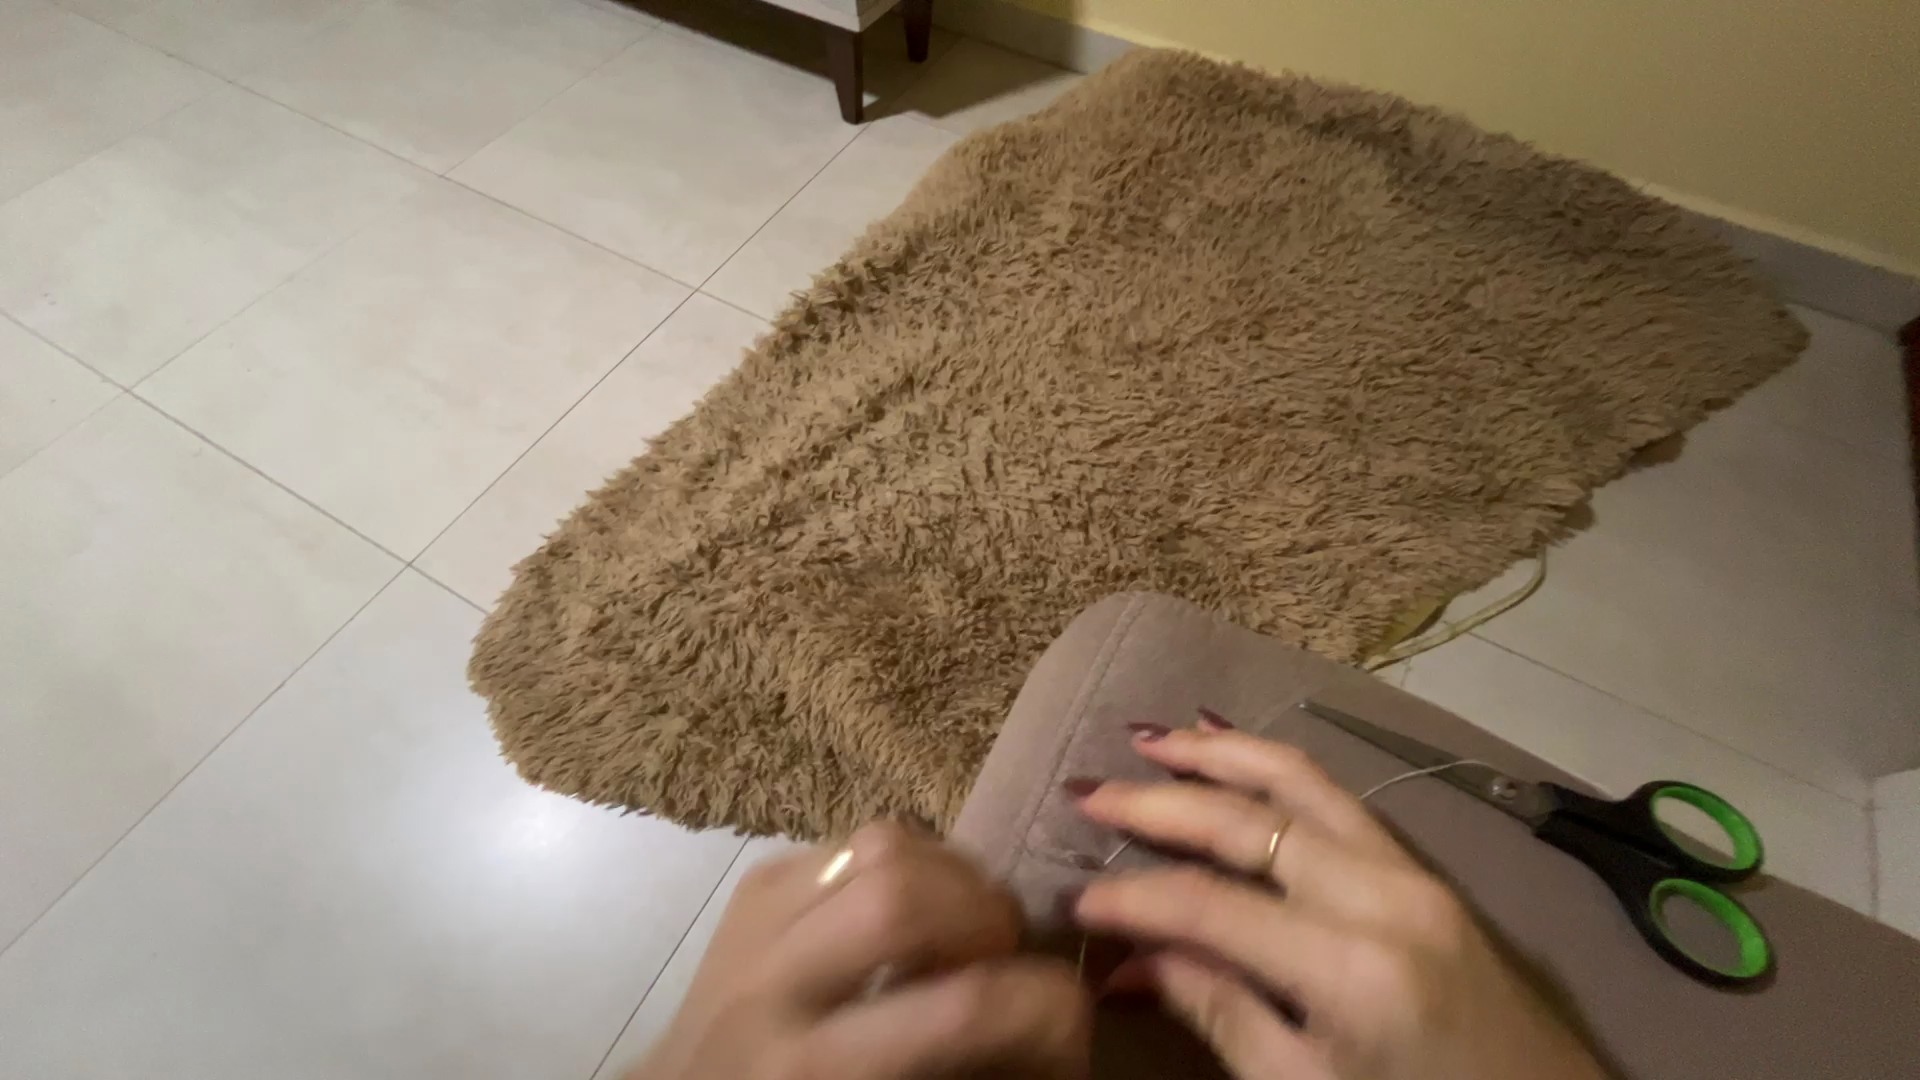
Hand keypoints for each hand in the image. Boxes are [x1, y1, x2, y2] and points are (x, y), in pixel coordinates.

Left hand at [628, 822, 1091, 1079]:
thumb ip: (971, 1066)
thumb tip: (1055, 1018)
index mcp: (816, 1073)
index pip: (960, 1010)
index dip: (1047, 1005)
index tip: (1073, 1014)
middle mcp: (777, 985)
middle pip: (903, 899)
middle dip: (986, 913)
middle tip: (1007, 948)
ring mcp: (758, 918)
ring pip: (879, 843)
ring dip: (949, 870)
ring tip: (964, 913)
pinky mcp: (757, 880)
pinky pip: (852, 836)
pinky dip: (906, 857)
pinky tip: (911, 895)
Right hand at [1064, 718, 1608, 1079]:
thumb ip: (1217, 1011)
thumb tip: (1127, 961)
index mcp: (1354, 973)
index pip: (1210, 906)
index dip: (1133, 898)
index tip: (1076, 900)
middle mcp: (1382, 896)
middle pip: (1245, 820)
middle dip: (1156, 803)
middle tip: (1086, 793)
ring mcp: (1410, 870)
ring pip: (1294, 777)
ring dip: (1213, 752)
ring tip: (1149, 738)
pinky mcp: (1422, 868)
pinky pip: (1332, 793)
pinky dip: (1268, 761)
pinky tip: (1228, 745)